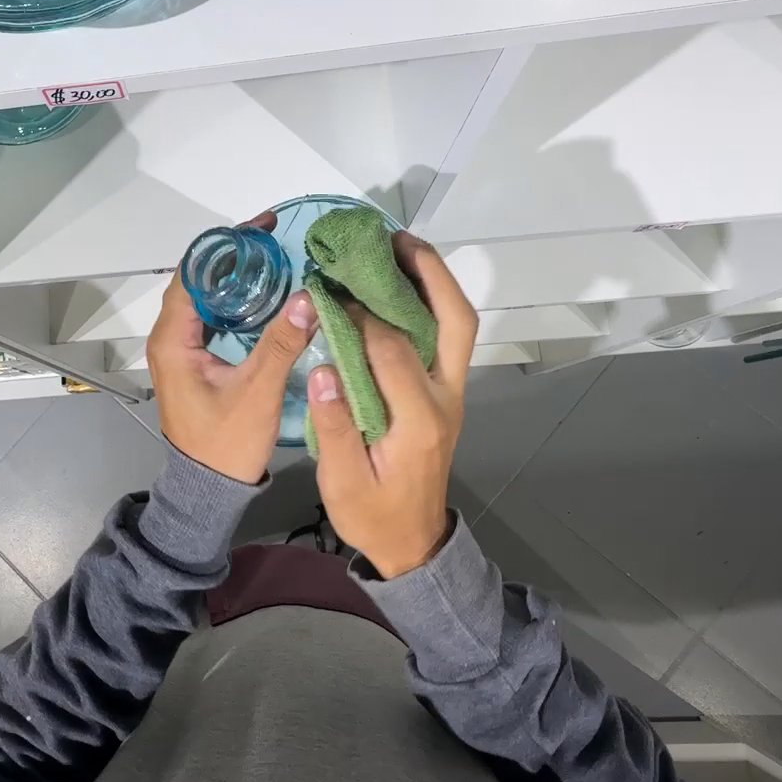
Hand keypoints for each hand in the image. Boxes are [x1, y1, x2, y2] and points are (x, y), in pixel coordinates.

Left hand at [147, 215, 319, 484]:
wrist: (209, 488)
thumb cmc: (225, 443)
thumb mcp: (257, 392)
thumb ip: (281, 344)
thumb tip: (308, 297)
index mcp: (173, 339)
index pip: (193, 274)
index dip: (225, 247)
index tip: (261, 230)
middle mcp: (169, 337)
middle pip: (198, 281)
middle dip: (234, 257)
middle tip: (274, 239)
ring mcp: (180, 349)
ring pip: (206, 299)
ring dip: (236, 278)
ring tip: (275, 258)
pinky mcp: (195, 360)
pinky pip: (213, 318)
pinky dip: (237, 302)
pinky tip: (268, 296)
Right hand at [308, 233, 478, 577]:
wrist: (413, 542)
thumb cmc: (373, 514)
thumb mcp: (343, 483)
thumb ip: (336, 426)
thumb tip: (323, 369)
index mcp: (419, 420)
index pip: (393, 351)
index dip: (361, 317)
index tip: (331, 291)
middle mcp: (445, 398)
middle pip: (454, 322)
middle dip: (430, 274)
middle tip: (396, 240)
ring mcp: (452, 394)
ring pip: (457, 325)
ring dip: (435, 282)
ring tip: (400, 249)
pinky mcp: (446, 393)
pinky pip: (447, 338)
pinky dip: (429, 303)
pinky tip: (399, 287)